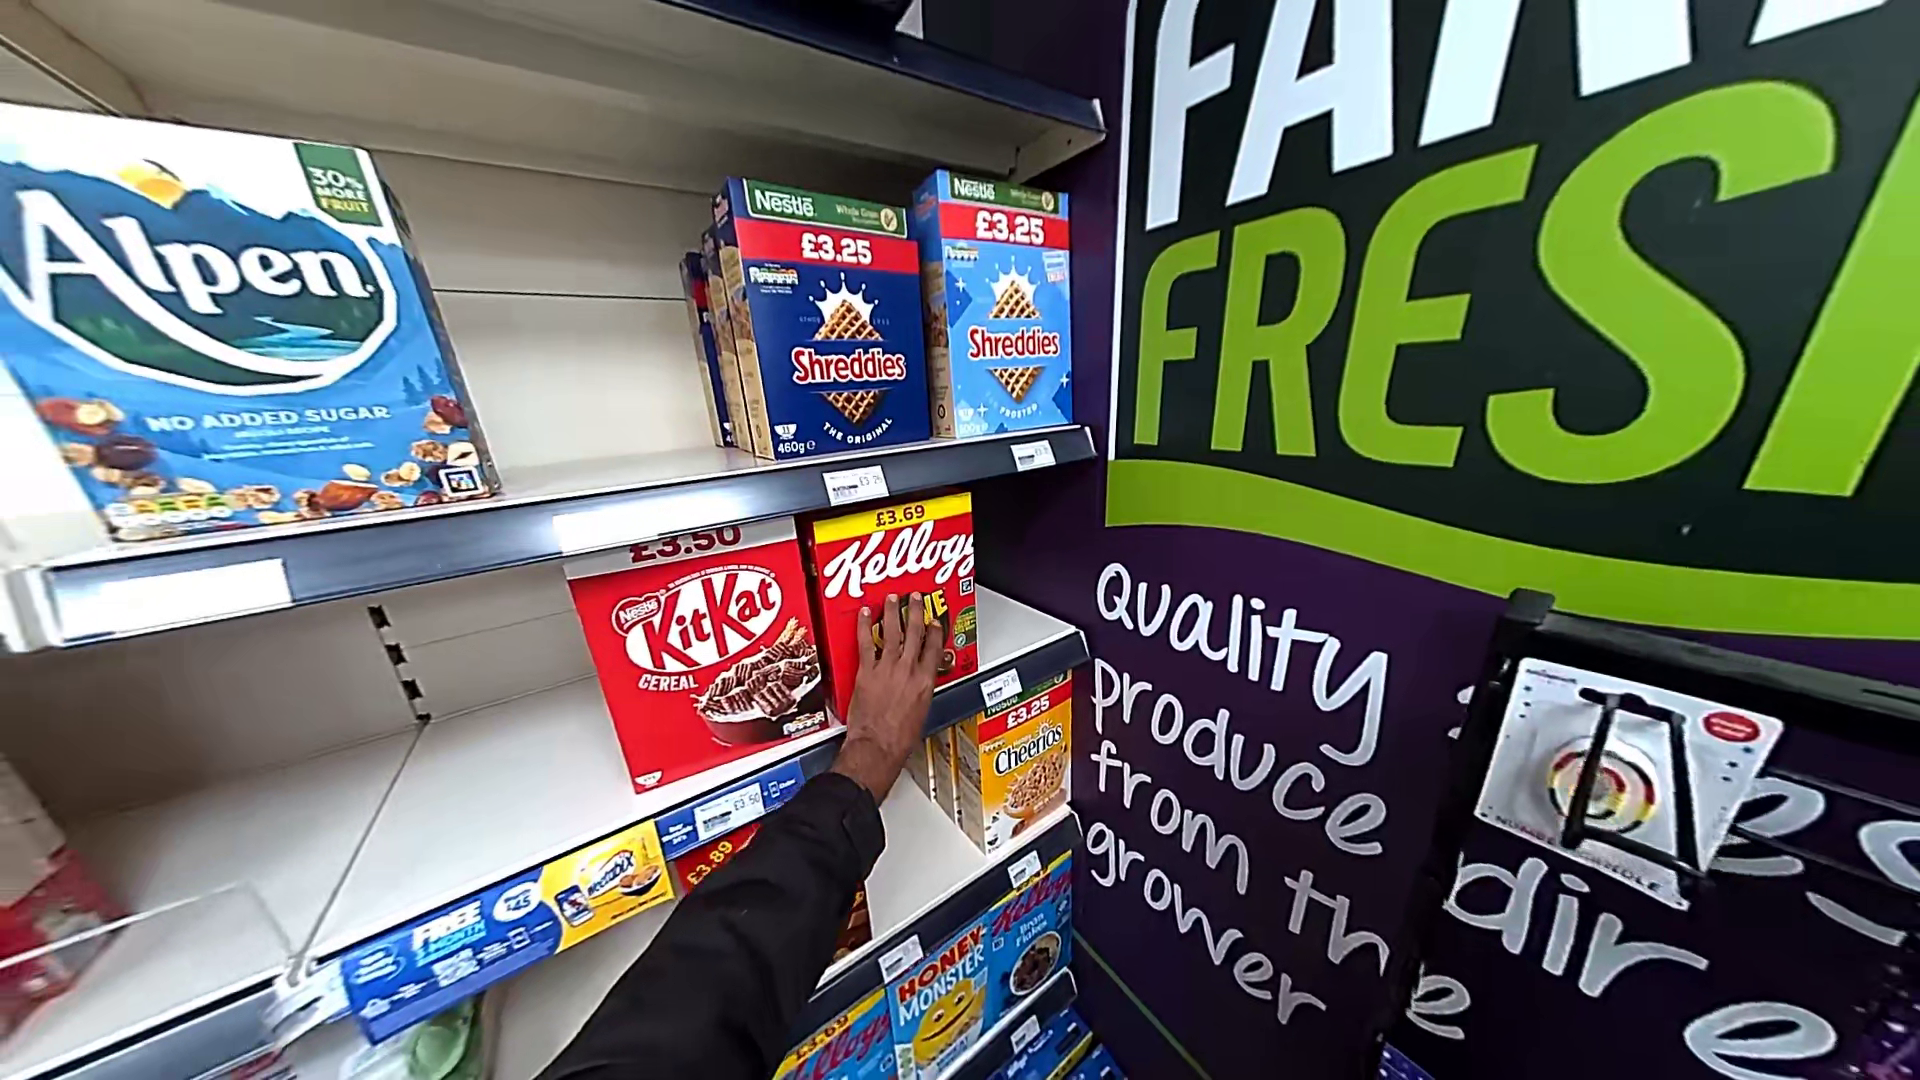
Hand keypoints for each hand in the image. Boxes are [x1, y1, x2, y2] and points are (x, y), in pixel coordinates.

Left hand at [831, 592, 943, 801]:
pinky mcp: (867, 672)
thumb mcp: (922, 712)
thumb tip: (919, 683)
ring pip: (893, 632)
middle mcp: (908, 670)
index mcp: (925, 681)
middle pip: (915, 633)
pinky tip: (866, 615)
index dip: (935, 630)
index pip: (934, 647)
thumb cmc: (899, 738)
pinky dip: (866, 626)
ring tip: (892, 598)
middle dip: (916, 611)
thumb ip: (921, 690)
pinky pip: (867, 643)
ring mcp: (887, 669)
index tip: (934, 620)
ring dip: (893, 612)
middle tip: (915, 598)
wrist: (878, 748)